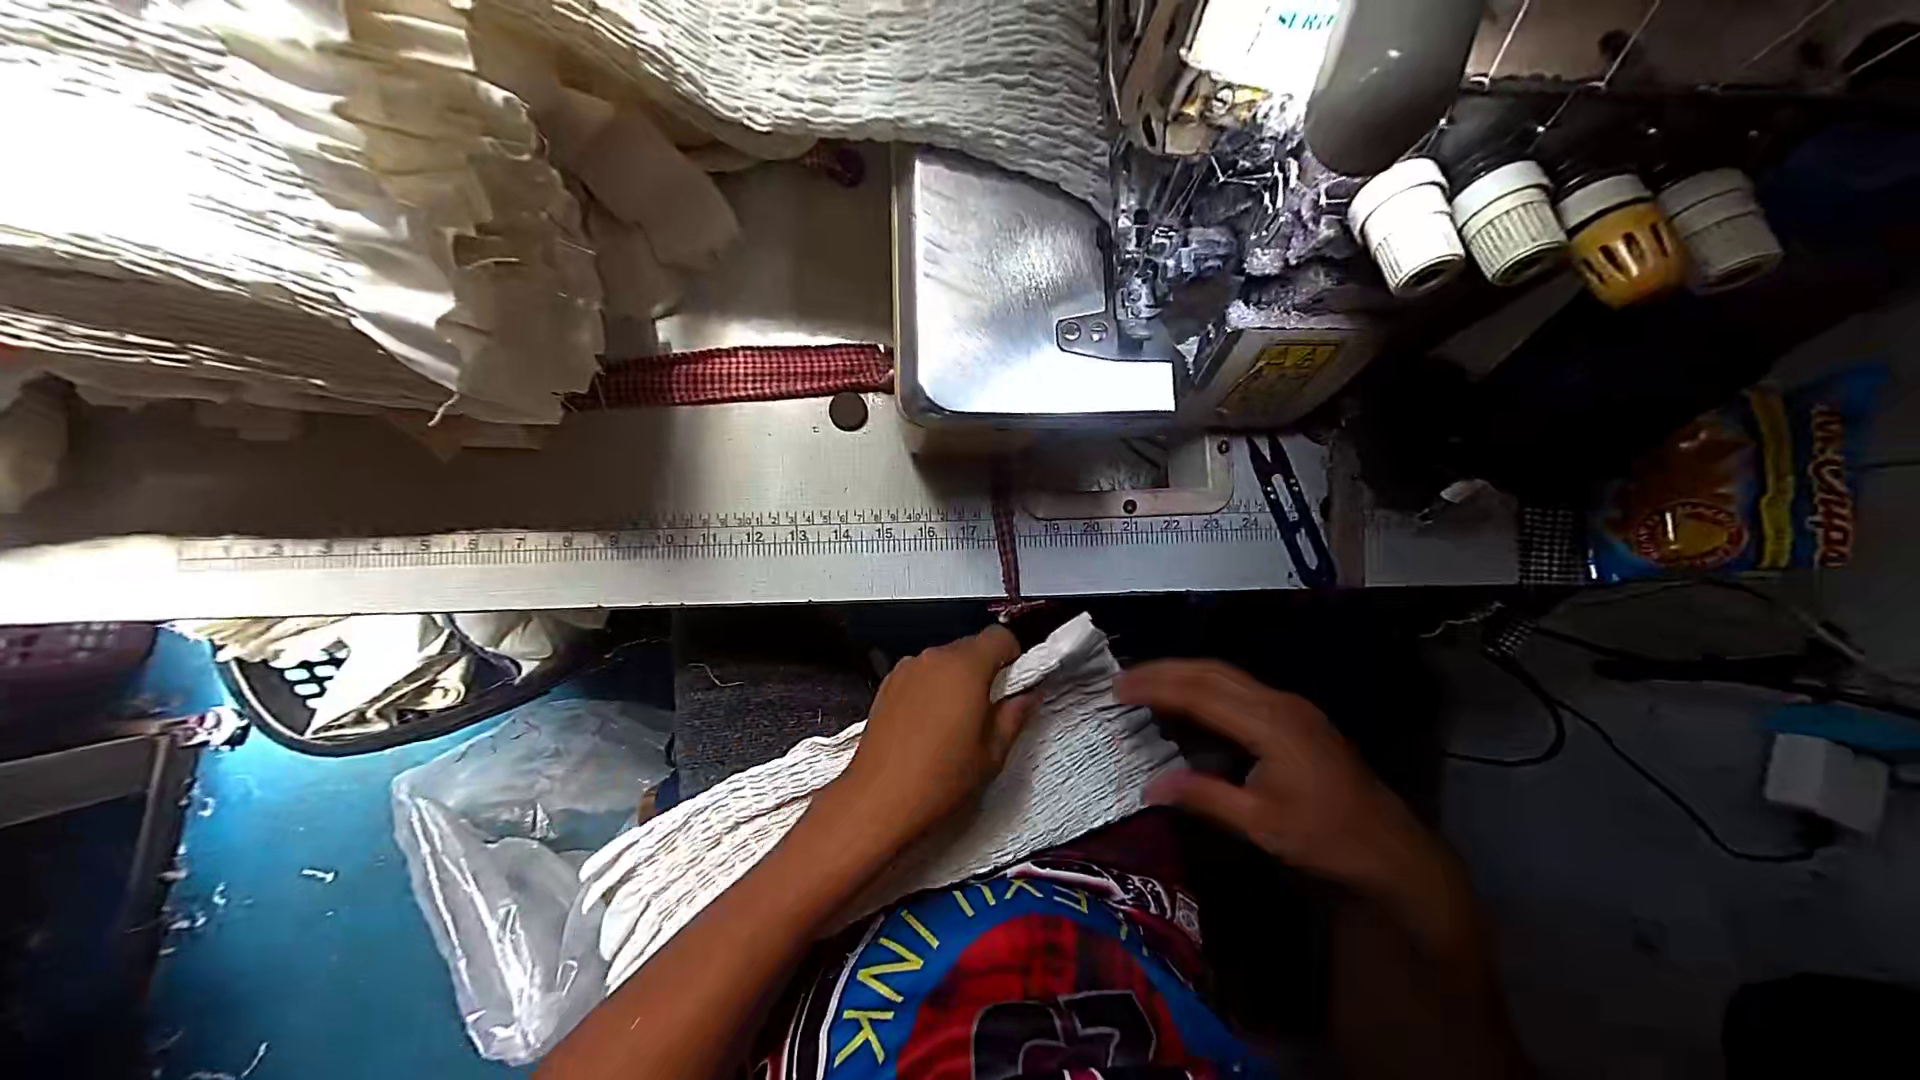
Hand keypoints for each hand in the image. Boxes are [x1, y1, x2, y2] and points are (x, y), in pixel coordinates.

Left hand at [822, 626, 1037, 845]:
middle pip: (971, 647)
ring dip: (957, 680)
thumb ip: (1015, 715)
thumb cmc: (938, 779)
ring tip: (956, 723)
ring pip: (945, 661)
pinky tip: (930, 725)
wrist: (878, 799)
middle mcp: (934, 658)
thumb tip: (1026, 696)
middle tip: (989, 710)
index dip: (1014, 656)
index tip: (1015, 683)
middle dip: (986, 671)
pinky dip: (932, 689)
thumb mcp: (992, 752)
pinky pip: (922, 674)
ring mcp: (907, 669)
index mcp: (965, 667)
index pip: (1000, 636)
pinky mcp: (888, 684)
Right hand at [1116, 660, 1448, 900]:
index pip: (1200, 693)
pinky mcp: (1295, 716)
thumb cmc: (1326, 838)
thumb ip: (1204, 798)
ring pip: (1226, 676)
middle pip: (1211, 672)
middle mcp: (1279, 703)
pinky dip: (1204, 687)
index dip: (1156, 687)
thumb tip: (1150, 786)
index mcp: (1269, 724)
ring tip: (1146, 683)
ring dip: (1183, 674)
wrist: (1392, 850)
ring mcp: (1290, 707)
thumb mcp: (1260, 825)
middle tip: (1123, 680)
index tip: (1118, 688)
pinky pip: (1240, 688)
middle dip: (1164, 671)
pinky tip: (1189, 702)